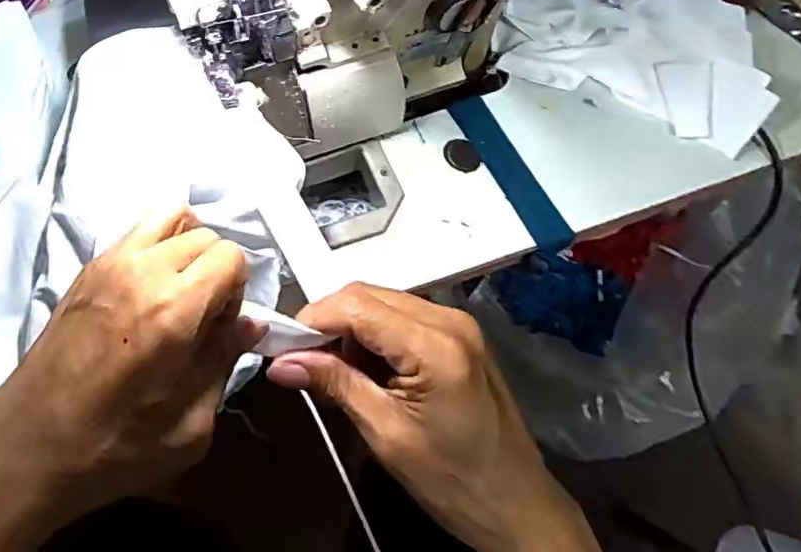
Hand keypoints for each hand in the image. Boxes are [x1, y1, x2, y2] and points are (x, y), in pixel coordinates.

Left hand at [0, 208, 261, 551]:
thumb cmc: (113, 446)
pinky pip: (140, 228)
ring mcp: (113, 261)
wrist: (27, 447)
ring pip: (173, 216)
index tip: (218, 327)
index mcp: (175, 306)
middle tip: (199, 312)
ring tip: (177, 285)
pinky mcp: (89, 266)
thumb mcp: (189, 427)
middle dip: (215, 269)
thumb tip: (250, 324)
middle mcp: (146, 270)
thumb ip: (225, 362)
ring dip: (187, 245)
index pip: (232, 256)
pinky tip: (147, 284)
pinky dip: (158, 242)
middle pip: (206, 235)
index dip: (235, 291)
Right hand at [267, 283, 598, 551]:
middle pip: (370, 294)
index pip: (358, 305)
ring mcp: (457, 322)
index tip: (282, 344)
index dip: (314, 317)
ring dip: (352, 326)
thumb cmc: (453, 480)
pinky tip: (366, 365)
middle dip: (330, 319)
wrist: (517, 505)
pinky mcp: (459, 332)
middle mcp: (447, 318)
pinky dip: (376, 332)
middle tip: (301, 358)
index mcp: (434, 343)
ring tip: (332, 367)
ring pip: (385, 301)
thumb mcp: (387, 435)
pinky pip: (404, 314)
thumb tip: (283, 362)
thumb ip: (336, 385)